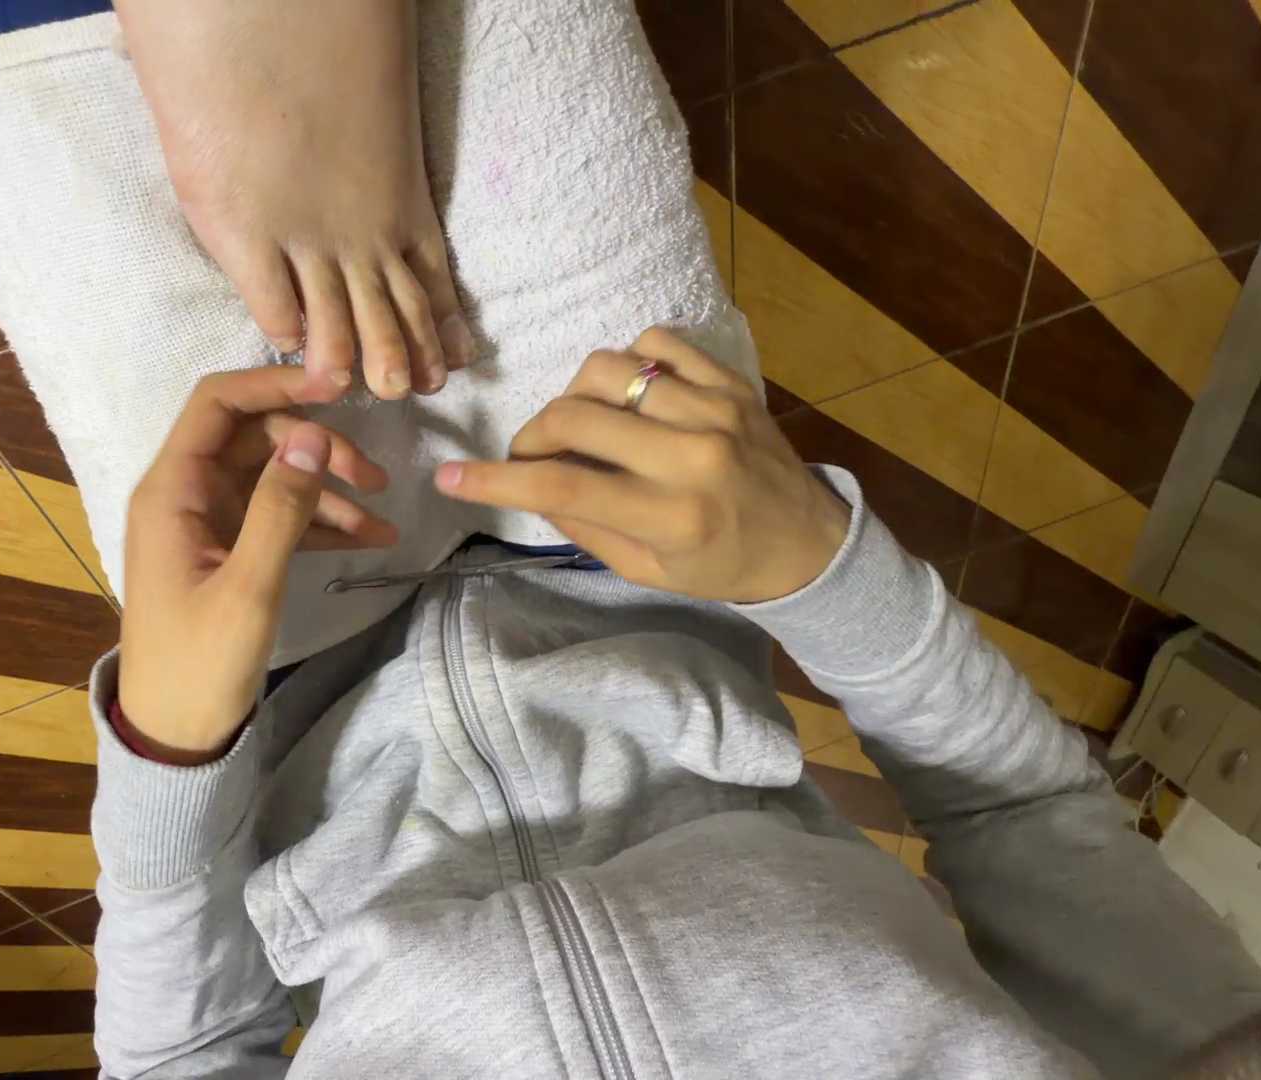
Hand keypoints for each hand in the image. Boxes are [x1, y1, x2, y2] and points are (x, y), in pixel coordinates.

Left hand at [119, 367, 398, 763]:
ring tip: (381, 524)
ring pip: (277, 478)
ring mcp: (211, 522)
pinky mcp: (231, 549)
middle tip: (375, 478)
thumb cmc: (200, 662)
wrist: (176, 733)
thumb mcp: (248, 586)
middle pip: (259, 439)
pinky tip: (368, 541)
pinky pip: (280, 517)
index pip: (218, 404)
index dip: (276, 385)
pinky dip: (321, 524)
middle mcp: (188, 493)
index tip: (339, 384)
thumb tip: (311, 437)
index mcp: (172, 490)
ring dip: (329, 491)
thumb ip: (279, 508)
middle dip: (319, 449)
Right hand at [433, 328, 849, 603]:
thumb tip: (532, 485)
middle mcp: (693, 453)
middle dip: (532, 434)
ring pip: (609, 368)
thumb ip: (586, 526)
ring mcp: (716, 407)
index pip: (564, 487)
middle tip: (532, 455)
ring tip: (582, 425)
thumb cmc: (722, 568)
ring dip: (574, 396)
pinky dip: (627, 363)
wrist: (809, 543)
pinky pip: (657, 341)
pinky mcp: (731, 380)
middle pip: (576, 415)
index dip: (496, 480)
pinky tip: (628, 396)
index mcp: (673, 515)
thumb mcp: (647, 571)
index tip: (451, 476)